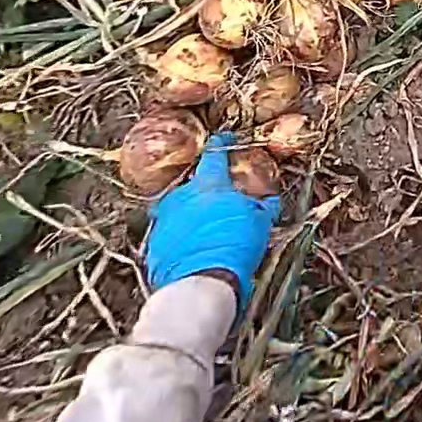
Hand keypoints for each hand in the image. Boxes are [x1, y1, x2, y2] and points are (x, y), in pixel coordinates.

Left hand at [148, 133, 280, 306]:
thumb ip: (262, 206)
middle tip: (220, 193)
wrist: (199, 284)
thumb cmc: (234, 246)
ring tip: (208, 223)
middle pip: (194, 182)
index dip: (222, 143)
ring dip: (192, 210)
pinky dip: (182, 232)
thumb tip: (269, 199)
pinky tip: (196, 243)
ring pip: (180, 206)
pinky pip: (170, 230)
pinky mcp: (153, 244)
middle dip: (206, 185)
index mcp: (209, 185)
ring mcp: (164, 220)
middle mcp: (182, 197)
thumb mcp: (260, 222)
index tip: (225, 137)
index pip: (215, 153)